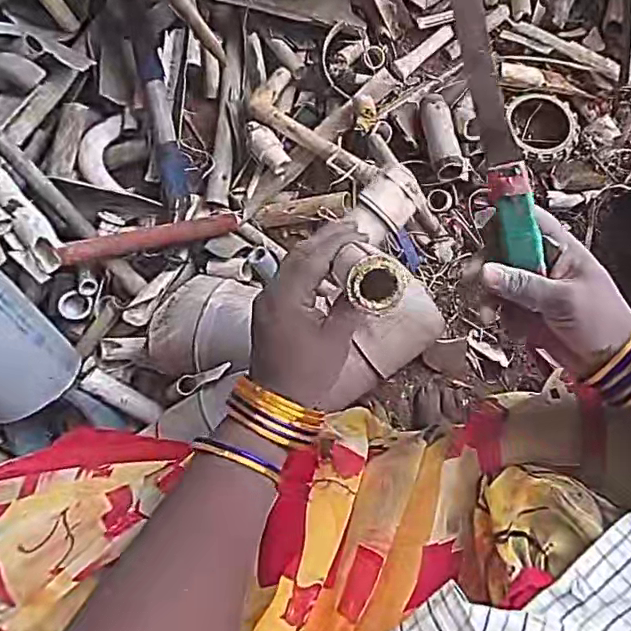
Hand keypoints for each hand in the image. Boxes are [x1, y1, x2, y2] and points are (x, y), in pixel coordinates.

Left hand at [249, 223, 365, 410]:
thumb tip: (364, 284)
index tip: (358, 232)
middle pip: (298, 254)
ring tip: (343, 243)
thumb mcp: (335, 339)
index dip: (337, 241)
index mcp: (286, 298)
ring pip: (291, 264)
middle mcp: (271, 293)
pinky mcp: (268, 310)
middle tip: (351, 228)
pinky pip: (288, 278)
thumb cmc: (306, 376)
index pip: (312, 257)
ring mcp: (266, 301)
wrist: (275, 403)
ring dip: (317, 251)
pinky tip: (326, 272)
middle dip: (326, 238)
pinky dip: (308, 268)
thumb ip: (349, 306)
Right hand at [478, 206, 630, 376]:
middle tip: (477, 276)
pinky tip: (512, 326)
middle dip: (488, 263)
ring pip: (498, 279)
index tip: (484, 220)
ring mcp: (535, 287)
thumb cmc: (603, 324)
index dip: (505, 215)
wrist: (612, 363)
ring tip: (490, 312)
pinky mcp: (528, 310)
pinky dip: (500, 314)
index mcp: (562, 248)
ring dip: (490, 295)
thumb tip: (488, 271)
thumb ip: (523, 284)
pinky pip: (502, 304)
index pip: (529, 220)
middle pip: (504, 248)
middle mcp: (545, 263)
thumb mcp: (563, 300)